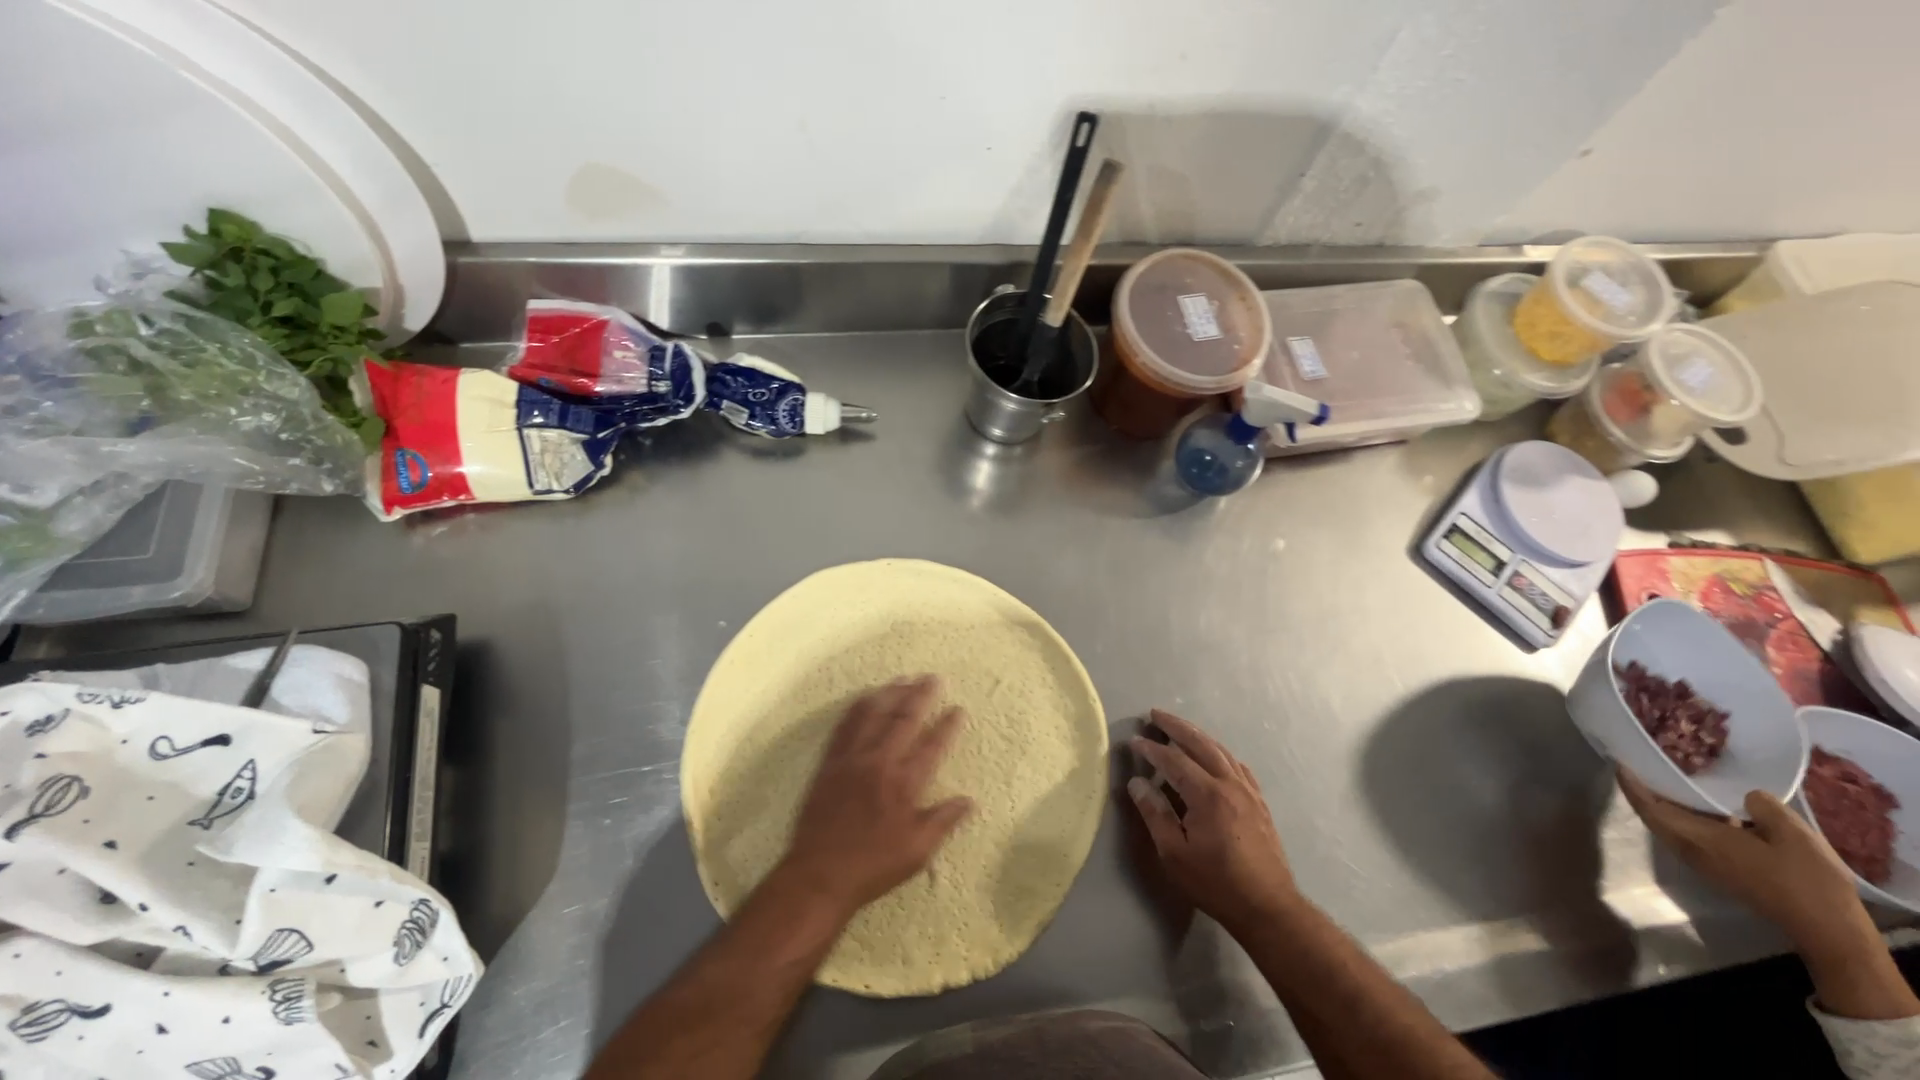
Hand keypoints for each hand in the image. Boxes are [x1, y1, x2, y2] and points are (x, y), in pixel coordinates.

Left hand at [780, 676, 972, 916]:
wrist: (819, 874)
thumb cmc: (874, 865)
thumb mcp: (918, 851)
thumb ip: (943, 821)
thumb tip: (969, 801)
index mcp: (904, 783)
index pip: (932, 746)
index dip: (947, 726)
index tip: (957, 709)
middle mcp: (879, 762)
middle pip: (903, 720)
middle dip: (920, 696)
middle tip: (932, 678)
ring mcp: (850, 760)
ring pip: (872, 716)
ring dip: (889, 694)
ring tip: (902, 678)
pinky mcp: (829, 764)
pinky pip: (844, 726)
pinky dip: (856, 708)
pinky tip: (864, 698)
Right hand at [1128, 709, 1298, 932]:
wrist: (1267, 906)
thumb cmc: (1215, 882)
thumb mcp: (1174, 853)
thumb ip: (1155, 814)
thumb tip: (1137, 783)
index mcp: (1207, 795)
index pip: (1174, 761)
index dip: (1152, 749)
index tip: (1134, 741)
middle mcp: (1230, 784)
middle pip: (1201, 744)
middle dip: (1177, 727)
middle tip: (1155, 715)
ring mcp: (1249, 792)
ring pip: (1222, 751)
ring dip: (1199, 736)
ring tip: (1180, 729)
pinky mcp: (1259, 802)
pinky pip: (1237, 766)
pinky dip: (1220, 753)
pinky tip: (1214, 757)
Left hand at [1616, 768, 1866, 949]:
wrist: (1826, 927)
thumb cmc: (1807, 878)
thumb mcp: (1791, 832)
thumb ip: (1761, 805)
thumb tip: (1744, 796)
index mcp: (1699, 839)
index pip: (1651, 809)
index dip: (1632, 786)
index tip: (1621, 763)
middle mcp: (1692, 851)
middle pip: (1655, 817)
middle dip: (1643, 791)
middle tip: (1645, 764)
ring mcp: (1705, 864)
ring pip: (1672, 827)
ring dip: (1666, 804)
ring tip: (1673, 777)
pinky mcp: (1720, 870)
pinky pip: (1691, 837)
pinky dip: (1688, 817)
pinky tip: (1709, 804)